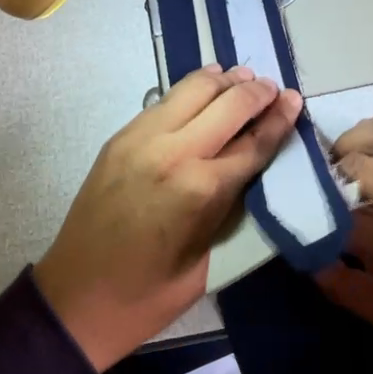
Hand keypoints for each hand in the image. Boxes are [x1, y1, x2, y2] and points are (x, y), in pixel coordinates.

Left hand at [33, 65, 303, 370]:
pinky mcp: (120, 137)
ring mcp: (141, 138)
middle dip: (255, 93)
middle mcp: (172, 151)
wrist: (76, 296)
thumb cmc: (149, 295)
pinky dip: (189, 91)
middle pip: (226, 104)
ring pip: (191, 89)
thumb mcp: (207, 262)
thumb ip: (232, 210)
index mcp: (200, 189)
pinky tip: (203, 89)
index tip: (296, 100)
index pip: (252, 143)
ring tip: (242, 77)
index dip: (278, 121)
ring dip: (221, 82)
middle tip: (273, 88)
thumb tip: (252, 175)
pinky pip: (163, 102)